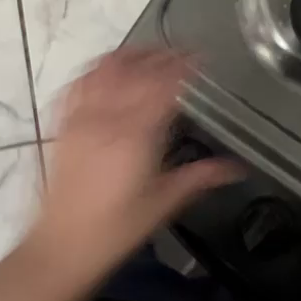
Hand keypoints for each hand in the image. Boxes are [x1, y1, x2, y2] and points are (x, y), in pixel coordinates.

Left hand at [28, 49, 241, 278]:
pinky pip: (77, 85)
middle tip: (180, 53)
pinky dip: (94, 70)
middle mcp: (107, 118)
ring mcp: (81, 118)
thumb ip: (201, 177)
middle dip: (160, 55)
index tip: (200, 57)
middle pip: (135, 70)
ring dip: (127, 56)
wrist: (63, 247)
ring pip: (104, 70)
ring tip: (146, 53)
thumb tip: (237, 168)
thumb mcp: (165, 202)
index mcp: (137, 134)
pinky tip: (104, 70)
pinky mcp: (63, 126)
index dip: (184, 66)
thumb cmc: (118, 229)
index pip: (164, 84)